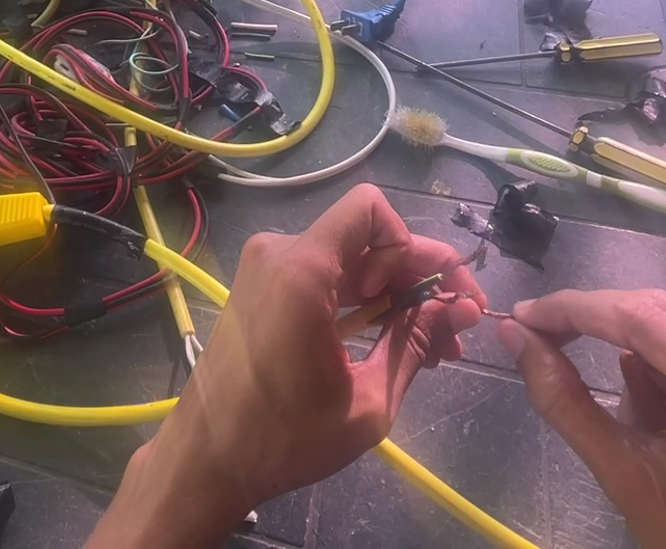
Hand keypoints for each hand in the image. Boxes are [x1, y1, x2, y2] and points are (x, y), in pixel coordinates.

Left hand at [87, 183, 483, 547]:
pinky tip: (392, 340)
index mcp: (302, 268)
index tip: (426, 297)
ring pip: (350, 258)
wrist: (207, 456)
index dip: (410, 245)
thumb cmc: (284, 437)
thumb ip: (412, 344)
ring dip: (394, 294)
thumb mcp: (366, 402)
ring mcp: (268, 265)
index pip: (370, 210)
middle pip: (367, 238)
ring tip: (434, 345)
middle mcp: (281, 251)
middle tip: (458, 326)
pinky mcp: (263, 284)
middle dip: (417, 276)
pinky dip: (361, 300)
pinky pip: (325, 275)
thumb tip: (455, 310)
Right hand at [500, 289, 665, 548]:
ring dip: (637, 345)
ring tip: (614, 393)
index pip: (648, 320)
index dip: (576, 309)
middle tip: (542, 333)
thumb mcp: (631, 480)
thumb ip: (564, 400)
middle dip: (601, 321)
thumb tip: (511, 333)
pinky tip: (658, 404)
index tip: (523, 313)